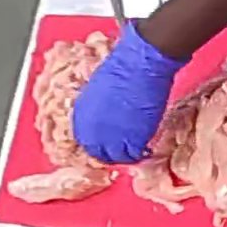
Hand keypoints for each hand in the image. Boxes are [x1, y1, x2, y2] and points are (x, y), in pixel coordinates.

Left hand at [72, 22, 185, 162]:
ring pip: (115, 158)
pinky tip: (145, 148)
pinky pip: (133, 156)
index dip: (98, 144)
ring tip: (135, 151)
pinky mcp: (131, 140)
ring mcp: (110, 137)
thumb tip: (107, 116)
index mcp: (80, 115)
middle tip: (122, 151)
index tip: (108, 144)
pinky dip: (139, 154)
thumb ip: (98, 109)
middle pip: (97, 153)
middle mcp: (90, 129)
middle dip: (109, 154)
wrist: (138, 67)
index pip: (84, 141)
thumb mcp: (99, 90)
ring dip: (125, 156)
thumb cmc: (121, 70)